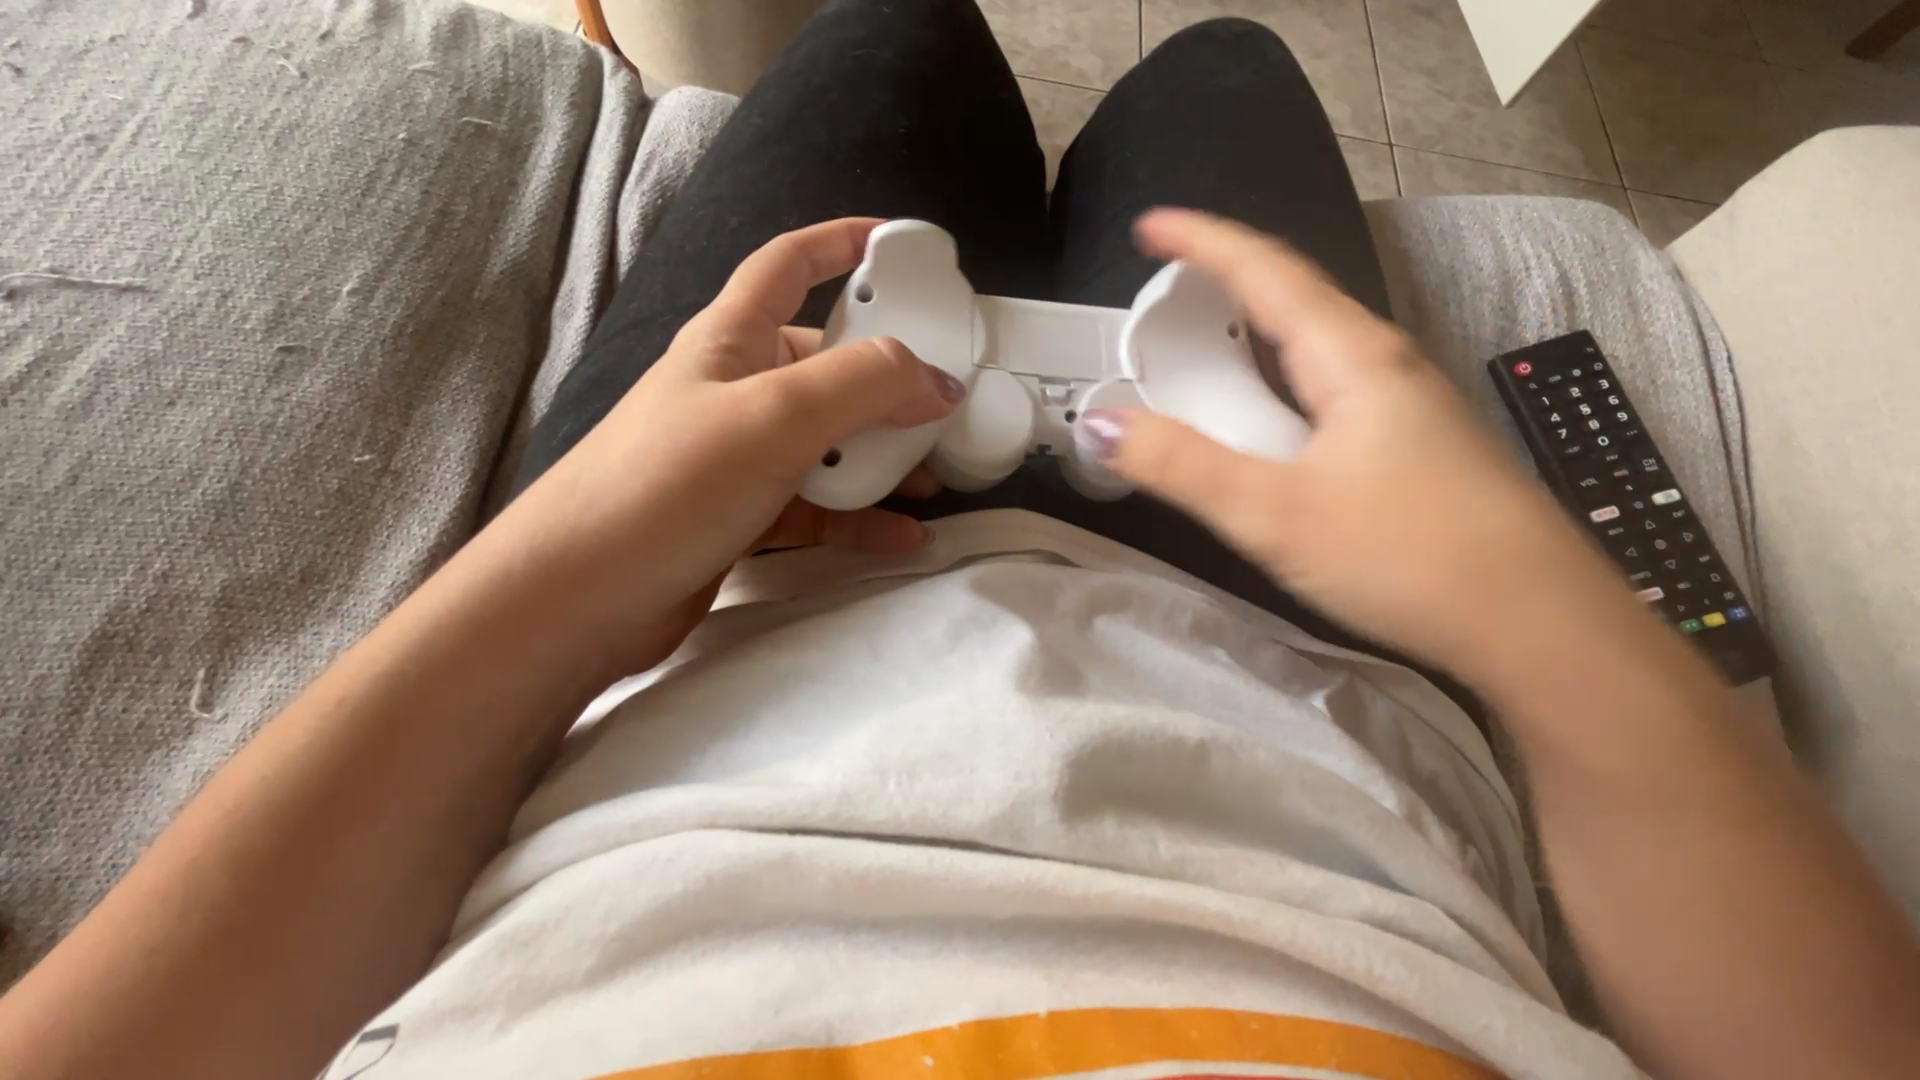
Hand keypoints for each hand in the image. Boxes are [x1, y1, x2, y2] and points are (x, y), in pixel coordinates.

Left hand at [478, 217, 965, 677]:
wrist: (579, 600)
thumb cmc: (668, 484)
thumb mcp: (774, 417)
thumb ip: (865, 386)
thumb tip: (939, 382)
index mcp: (732, 339)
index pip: (788, 264)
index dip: (841, 242)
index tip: (900, 246)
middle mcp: (739, 391)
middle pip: (829, 365)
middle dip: (890, 381)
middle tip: (948, 404)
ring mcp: (742, 458)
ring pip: (830, 442)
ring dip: (883, 458)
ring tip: (936, 479)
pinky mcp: (746, 517)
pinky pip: (820, 506)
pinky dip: (862, 518)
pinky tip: (905, 537)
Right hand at [1082, 209, 1626, 676]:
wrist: (1539, 627)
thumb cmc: (1407, 557)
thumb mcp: (1274, 514)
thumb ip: (1181, 467)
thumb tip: (1100, 423)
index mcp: (1354, 358)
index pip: (1268, 271)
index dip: (1204, 241)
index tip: (1149, 225)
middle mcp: (1386, 365)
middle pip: (1295, 300)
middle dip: (1225, 284)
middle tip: (1164, 296)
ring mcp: (1407, 406)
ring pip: (1315, 349)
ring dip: (1254, 336)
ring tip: (1204, 347)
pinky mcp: (1414, 448)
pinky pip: (1329, 391)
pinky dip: (1279, 385)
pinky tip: (1266, 420)